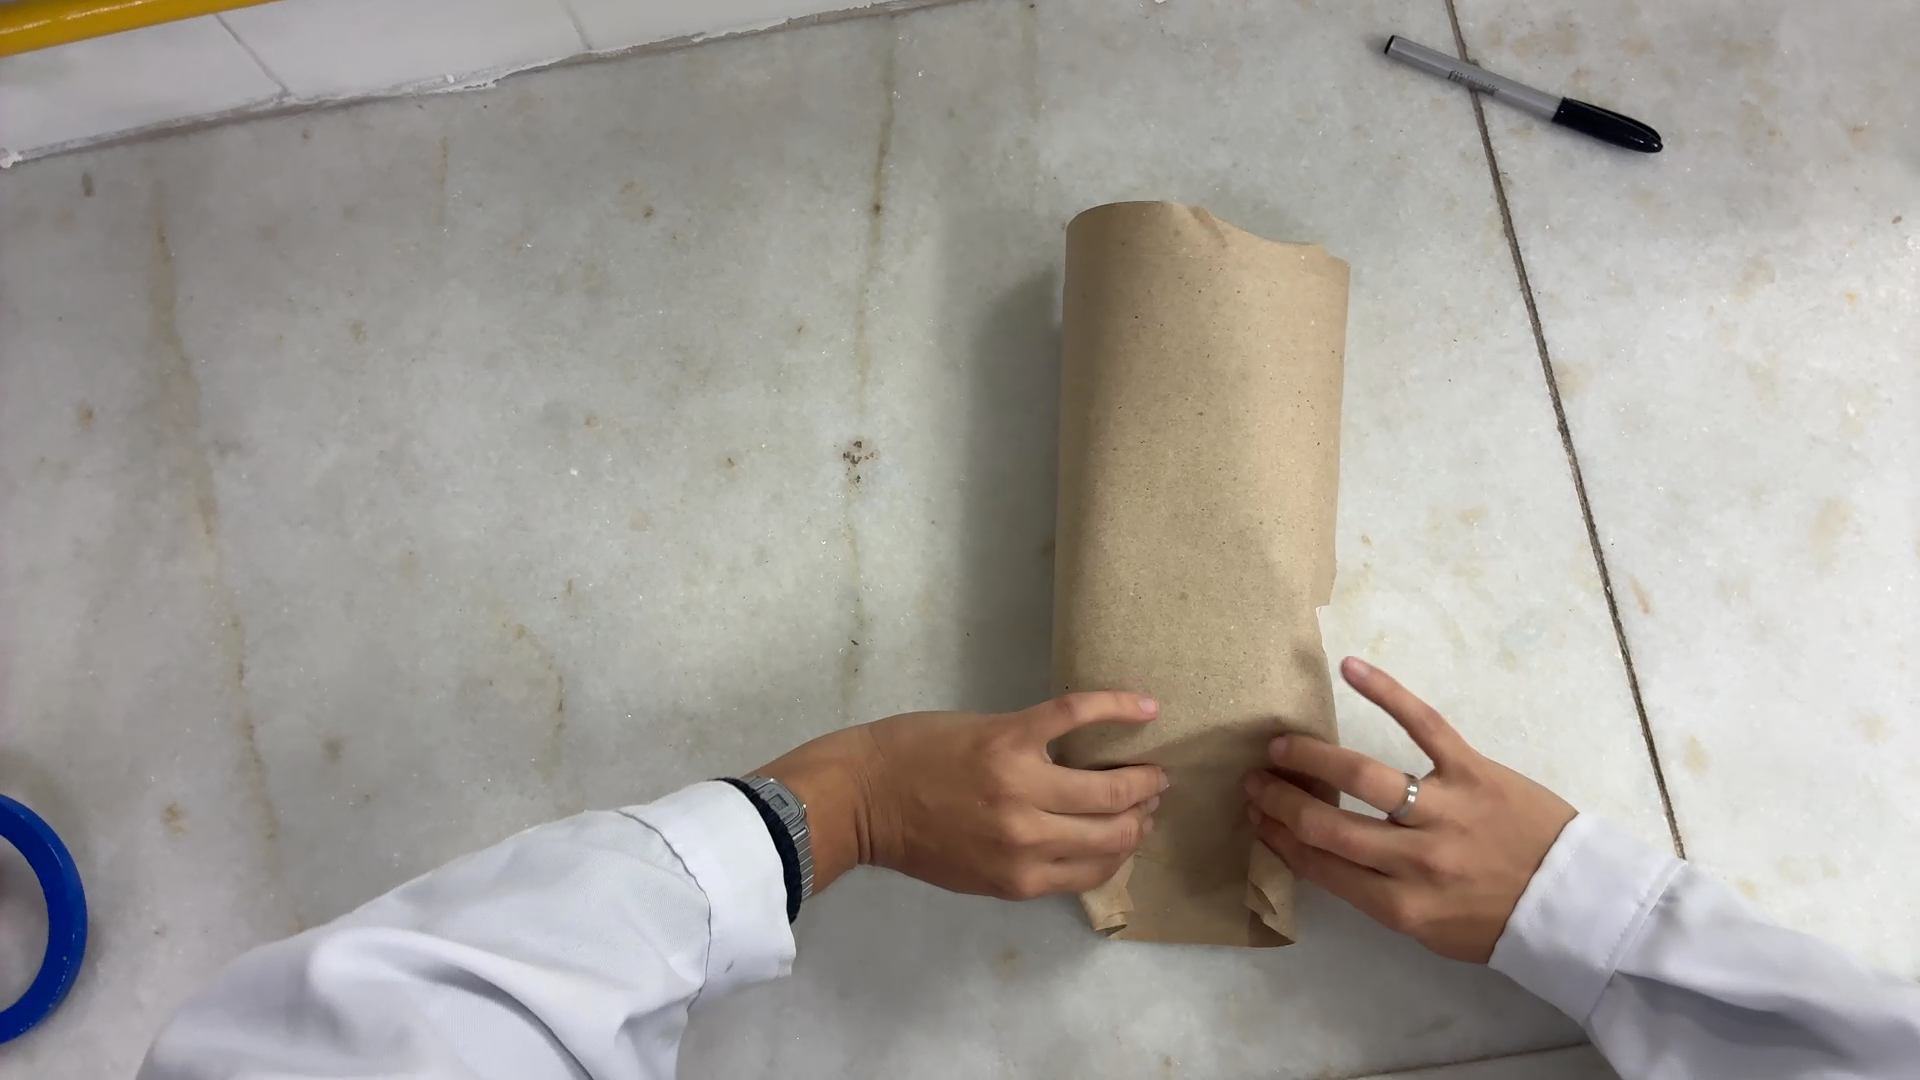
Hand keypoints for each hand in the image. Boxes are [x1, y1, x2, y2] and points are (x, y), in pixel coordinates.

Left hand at [759, 693, 1167, 899]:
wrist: (860, 795)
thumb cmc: (913, 835)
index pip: (1101, 866)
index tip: (1139, 825)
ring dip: (1140, 774)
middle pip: (1114, 828)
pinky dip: (1114, 707)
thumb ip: (1027, 865)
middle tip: (1154, 789)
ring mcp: (1021, 783)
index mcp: (1022, 876)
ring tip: (1152, 763)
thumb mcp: (973, 872)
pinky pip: (1073, 716)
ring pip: (1104, 785)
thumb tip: (1078, 844)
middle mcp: (1030, 837)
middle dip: (1144, 811)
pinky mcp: (1009, 736)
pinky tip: (1145, 706)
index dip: (1128, 845)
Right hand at [1244, 657, 1575, 962]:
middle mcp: (1419, 860)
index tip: (1255, 817)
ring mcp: (1447, 810)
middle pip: (1328, 824)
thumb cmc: (1496, 917)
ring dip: (1310, 756)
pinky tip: (1348, 667)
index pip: (1321, 865)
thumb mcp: (1429, 927)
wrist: (1584, 906)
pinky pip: (1423, 725)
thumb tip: (1307, 847)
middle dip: (1280, 801)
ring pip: (1362, 775)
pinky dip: (1385, 691)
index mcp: (1405, 905)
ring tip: (1279, 746)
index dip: (1278, 838)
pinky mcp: (1474, 771)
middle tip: (1252, 780)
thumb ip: (1370, 892)